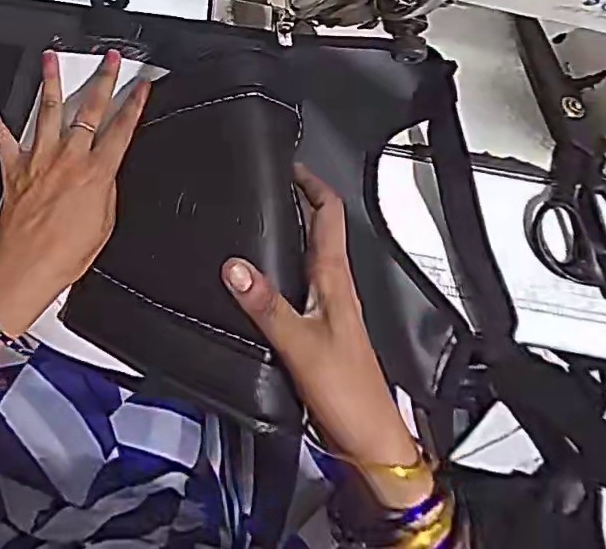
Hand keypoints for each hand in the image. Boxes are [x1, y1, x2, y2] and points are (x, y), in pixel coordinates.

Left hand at [0, 50, 149, 334]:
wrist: (24, 267)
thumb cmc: (64, 253)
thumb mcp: (104, 223)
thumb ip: (106, 190)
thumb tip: (105, 173)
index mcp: (97, 172)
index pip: (122, 128)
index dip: (135, 103)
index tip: (141, 85)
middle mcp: (70, 158)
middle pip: (91, 110)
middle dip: (104, 80)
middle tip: (110, 59)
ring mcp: (41, 159)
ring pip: (49, 111)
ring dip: (51, 82)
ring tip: (51, 59)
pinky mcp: (16, 168)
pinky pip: (3, 140)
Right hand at [222, 165, 432, 506]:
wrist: (370, 440)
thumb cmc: (349, 394)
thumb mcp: (300, 344)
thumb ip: (266, 304)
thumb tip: (235, 266)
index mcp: (335, 278)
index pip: (329, 213)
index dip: (312, 183)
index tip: (290, 165)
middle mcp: (336, 286)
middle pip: (321, 227)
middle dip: (299, 198)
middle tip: (273, 184)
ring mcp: (331, 305)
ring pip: (313, 251)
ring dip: (294, 229)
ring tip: (268, 217)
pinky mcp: (322, 326)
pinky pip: (304, 280)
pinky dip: (286, 263)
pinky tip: (268, 275)